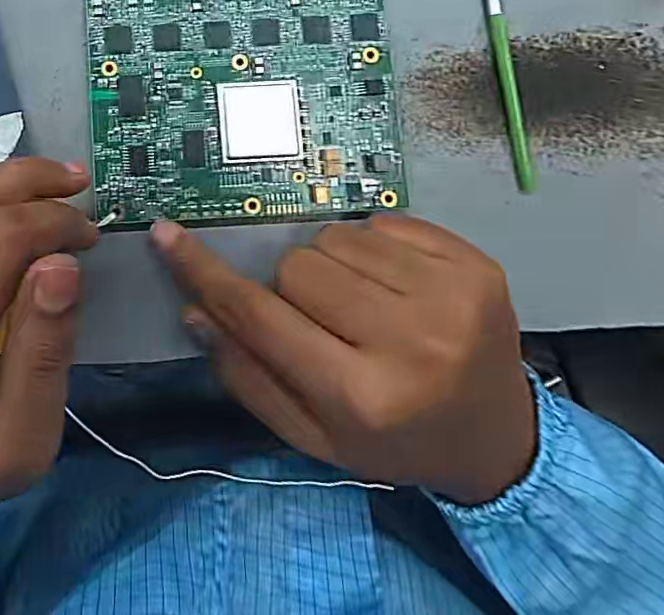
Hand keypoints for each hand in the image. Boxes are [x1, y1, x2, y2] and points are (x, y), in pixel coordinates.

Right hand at [153, 214, 536, 504]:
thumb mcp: (312, 434)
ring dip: (331, 265)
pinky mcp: (474, 263)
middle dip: (291, 286)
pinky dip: (370, 247)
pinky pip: (379, 222)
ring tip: (363, 304)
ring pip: (334, 237)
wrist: (495, 436)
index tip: (167, 235)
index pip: (259, 315)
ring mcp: (450, 295)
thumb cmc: (393, 440)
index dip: (205, 273)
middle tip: (322, 319)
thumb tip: (196, 311)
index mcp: (362, 396)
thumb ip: (248, 374)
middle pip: (296, 266)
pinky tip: (394, 285)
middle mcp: (411, 341)